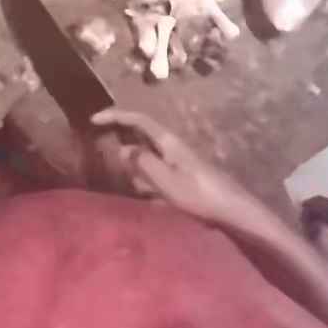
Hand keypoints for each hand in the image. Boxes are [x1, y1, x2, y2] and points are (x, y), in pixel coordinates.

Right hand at [91, 108, 283, 237]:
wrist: (234, 210)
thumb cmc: (200, 195)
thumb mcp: (166, 181)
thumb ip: (142, 164)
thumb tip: (123, 150)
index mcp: (168, 141)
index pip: (137, 119)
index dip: (115, 116)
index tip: (94, 120)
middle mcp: (172, 145)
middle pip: (140, 136)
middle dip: (124, 146)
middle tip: (111, 159)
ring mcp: (179, 159)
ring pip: (147, 155)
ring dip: (136, 169)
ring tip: (136, 188)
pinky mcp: (183, 174)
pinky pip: (156, 170)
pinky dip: (147, 180)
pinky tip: (151, 197)